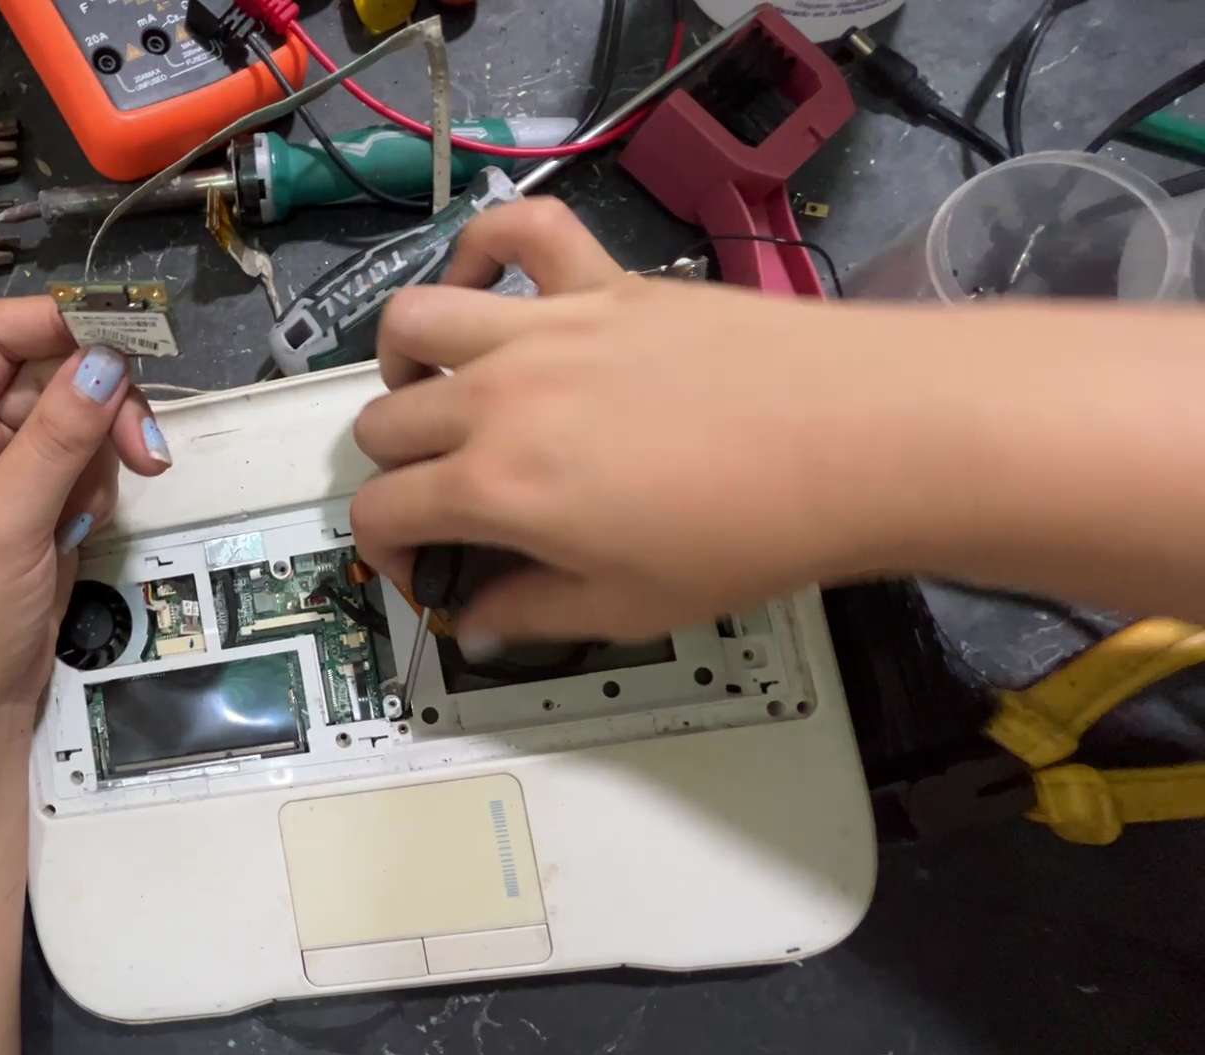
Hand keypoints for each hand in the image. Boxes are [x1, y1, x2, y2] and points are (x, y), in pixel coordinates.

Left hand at [0, 297, 171, 718]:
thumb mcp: (5, 522)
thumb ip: (57, 438)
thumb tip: (110, 360)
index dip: (60, 323)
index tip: (132, 333)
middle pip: (51, 373)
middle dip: (100, 409)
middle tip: (147, 449)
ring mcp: (7, 460)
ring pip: (80, 414)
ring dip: (103, 455)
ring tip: (92, 515)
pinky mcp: (42, 491)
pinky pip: (88, 457)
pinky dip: (98, 486)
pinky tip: (80, 528)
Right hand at [351, 199, 941, 643]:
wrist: (872, 437)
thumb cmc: (747, 535)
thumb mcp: (624, 607)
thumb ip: (524, 616)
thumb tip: (473, 626)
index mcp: (494, 485)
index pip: (378, 512)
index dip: (383, 551)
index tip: (423, 569)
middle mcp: (494, 398)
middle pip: (379, 424)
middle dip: (392, 472)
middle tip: (443, 495)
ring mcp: (541, 329)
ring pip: (410, 322)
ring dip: (400, 364)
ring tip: (435, 392)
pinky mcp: (598, 283)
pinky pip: (518, 231)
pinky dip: (483, 251)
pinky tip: (490, 291)